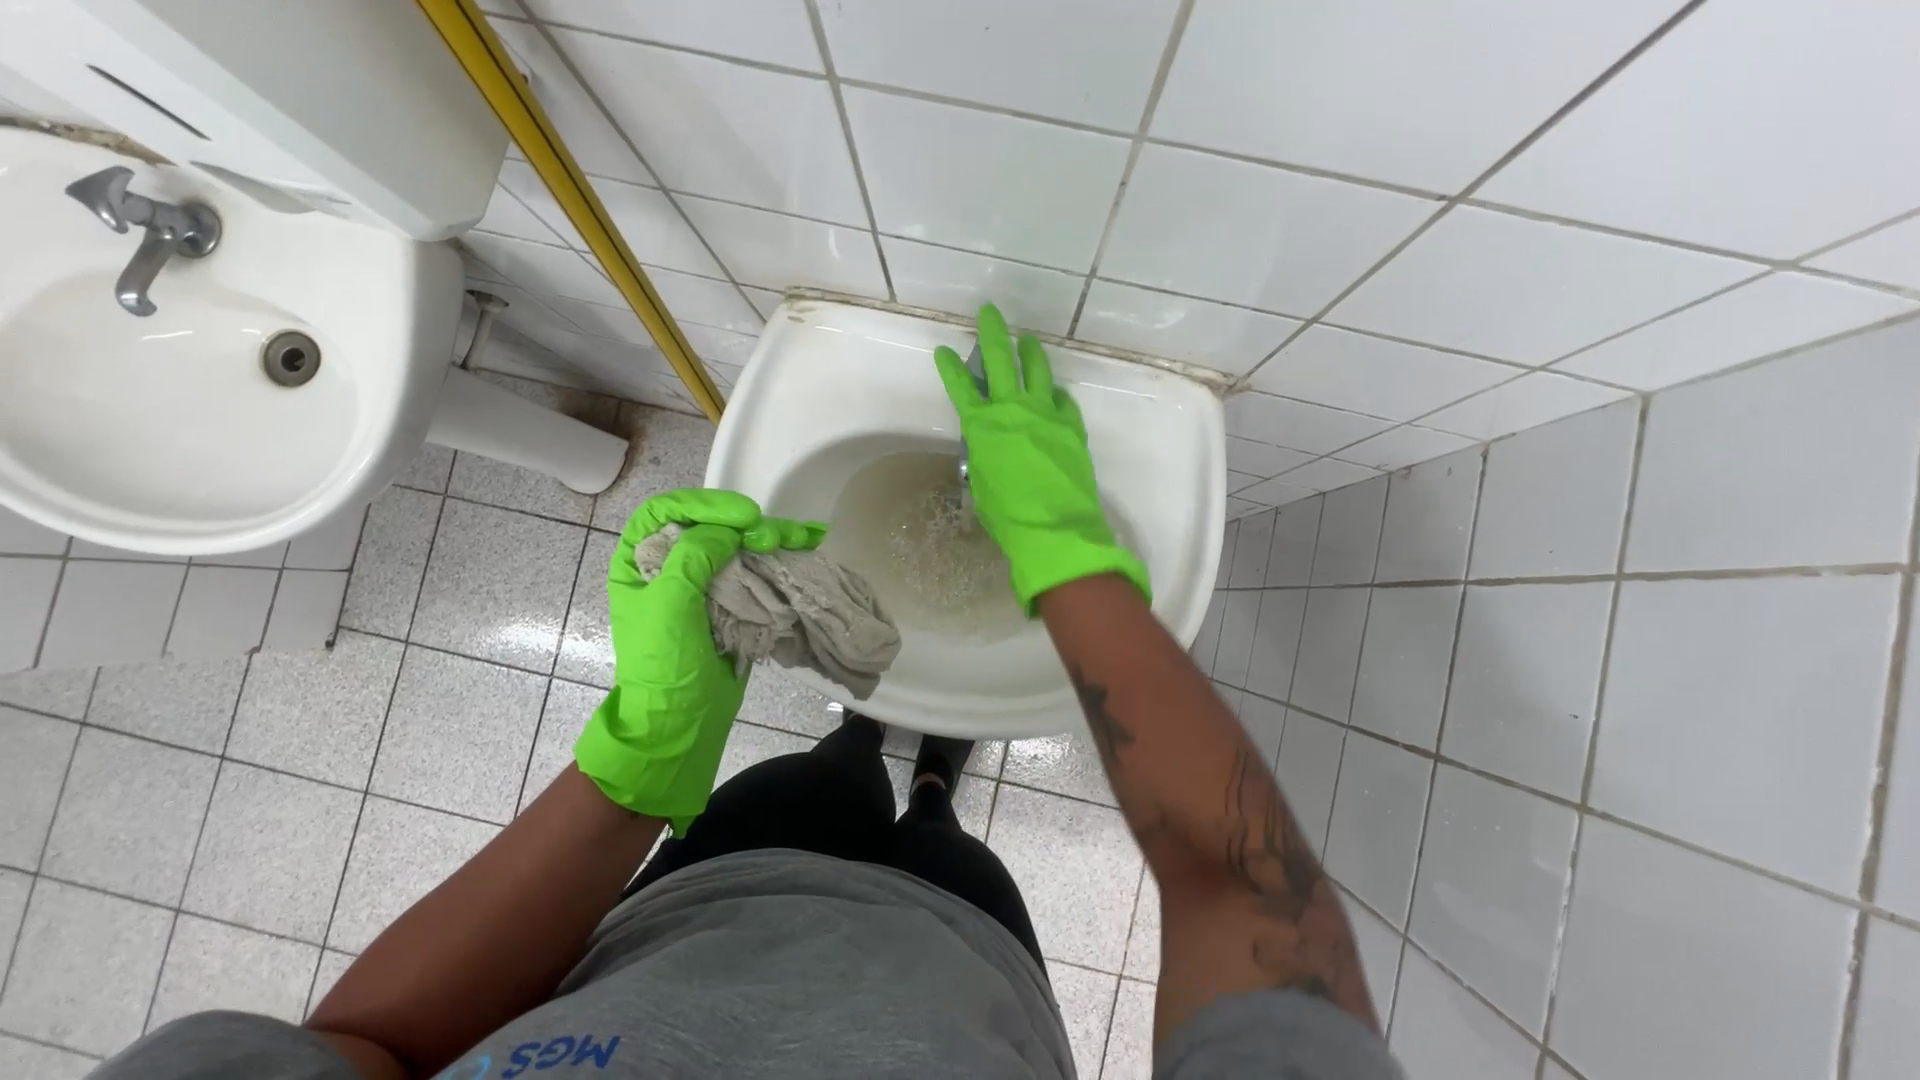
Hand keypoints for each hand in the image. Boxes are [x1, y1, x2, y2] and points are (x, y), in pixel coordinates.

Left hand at [573, 489, 823, 832]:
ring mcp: (705, 586)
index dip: (704, 505)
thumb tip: (728, 531)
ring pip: (740, 547)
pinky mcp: (733, 604)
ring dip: (775, 538)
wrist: (681, 723)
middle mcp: (671, 567)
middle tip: (775, 537)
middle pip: (711, 525)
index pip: (666, 511)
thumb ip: (693, 557)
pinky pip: (756, 572)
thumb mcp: (669, 606)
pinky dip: (783, 560)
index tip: (741, 517)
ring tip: (809, 535)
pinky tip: (808, 548)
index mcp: (640, 563)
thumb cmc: (664, 664)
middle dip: (748, 525)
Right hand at [933, 304, 1148, 609]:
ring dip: (1029, 353)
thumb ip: (983, 456)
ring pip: (1037, 371)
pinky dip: (1055, 393)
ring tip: (1027, 341)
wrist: (1053, 527)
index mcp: (982, 427)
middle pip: (1000, 361)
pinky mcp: (1071, 426)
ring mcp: (1046, 414)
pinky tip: (1053, 392)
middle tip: (990, 313)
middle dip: (992, 333)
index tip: (944, 352)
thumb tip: (991, 446)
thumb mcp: (981, 483)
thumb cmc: (1007, 515)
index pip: (961, 388)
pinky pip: (1062, 400)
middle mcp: (1012, 410)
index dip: (951, 368)